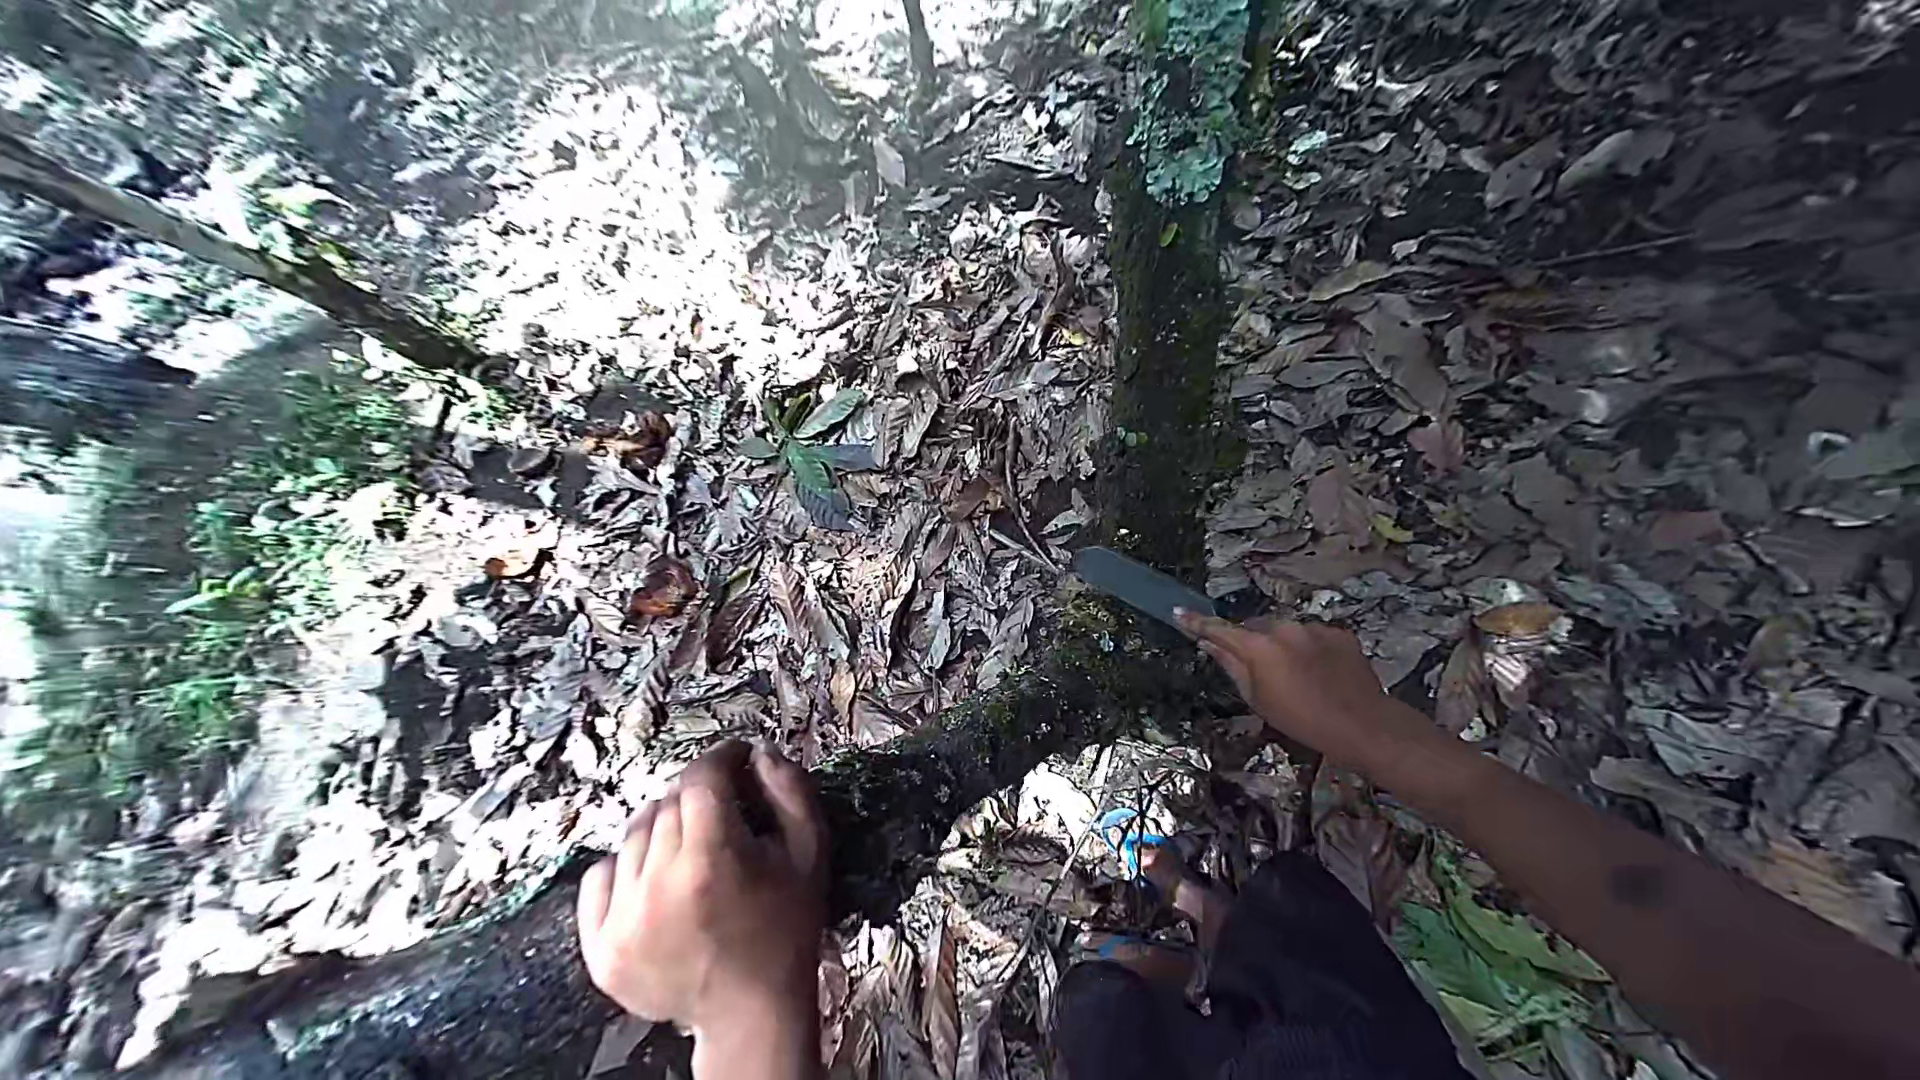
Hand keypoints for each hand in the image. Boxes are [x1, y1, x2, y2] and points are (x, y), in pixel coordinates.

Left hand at [577, 740, 826, 1044]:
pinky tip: (658, 875)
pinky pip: (600, 876)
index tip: (737, 757)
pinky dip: (628, 864)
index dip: (722, 756)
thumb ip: (791, 790)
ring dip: (665, 824)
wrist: (752, 1011)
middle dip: (700, 793)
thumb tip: (760, 752)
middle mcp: (658, 885)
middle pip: (669, 801)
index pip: (701, 777)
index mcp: (712, 859)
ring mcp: (621, 919)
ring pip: (634, 832)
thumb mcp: (809, 850)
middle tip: (725, 808)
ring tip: (693, 842)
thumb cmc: (787, 925)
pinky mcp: (599, 948)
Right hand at [1174, 610, 1428, 768]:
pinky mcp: (1339, 632)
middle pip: (1255, 628)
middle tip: (1258, 669)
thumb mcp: (1257, 699)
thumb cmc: (1302, 720)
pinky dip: (1308, 648)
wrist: (1365, 726)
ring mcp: (1314, 627)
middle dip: (1251, 642)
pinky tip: (1319, 672)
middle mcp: (1283, 627)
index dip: (1196, 622)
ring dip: (1281, 645)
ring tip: (1295, 674)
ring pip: (1285, 630)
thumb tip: (1208, 644)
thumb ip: (1231, 665)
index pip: (1219, 629)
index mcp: (1258, 646)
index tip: (1178, 612)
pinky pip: (1312, 635)